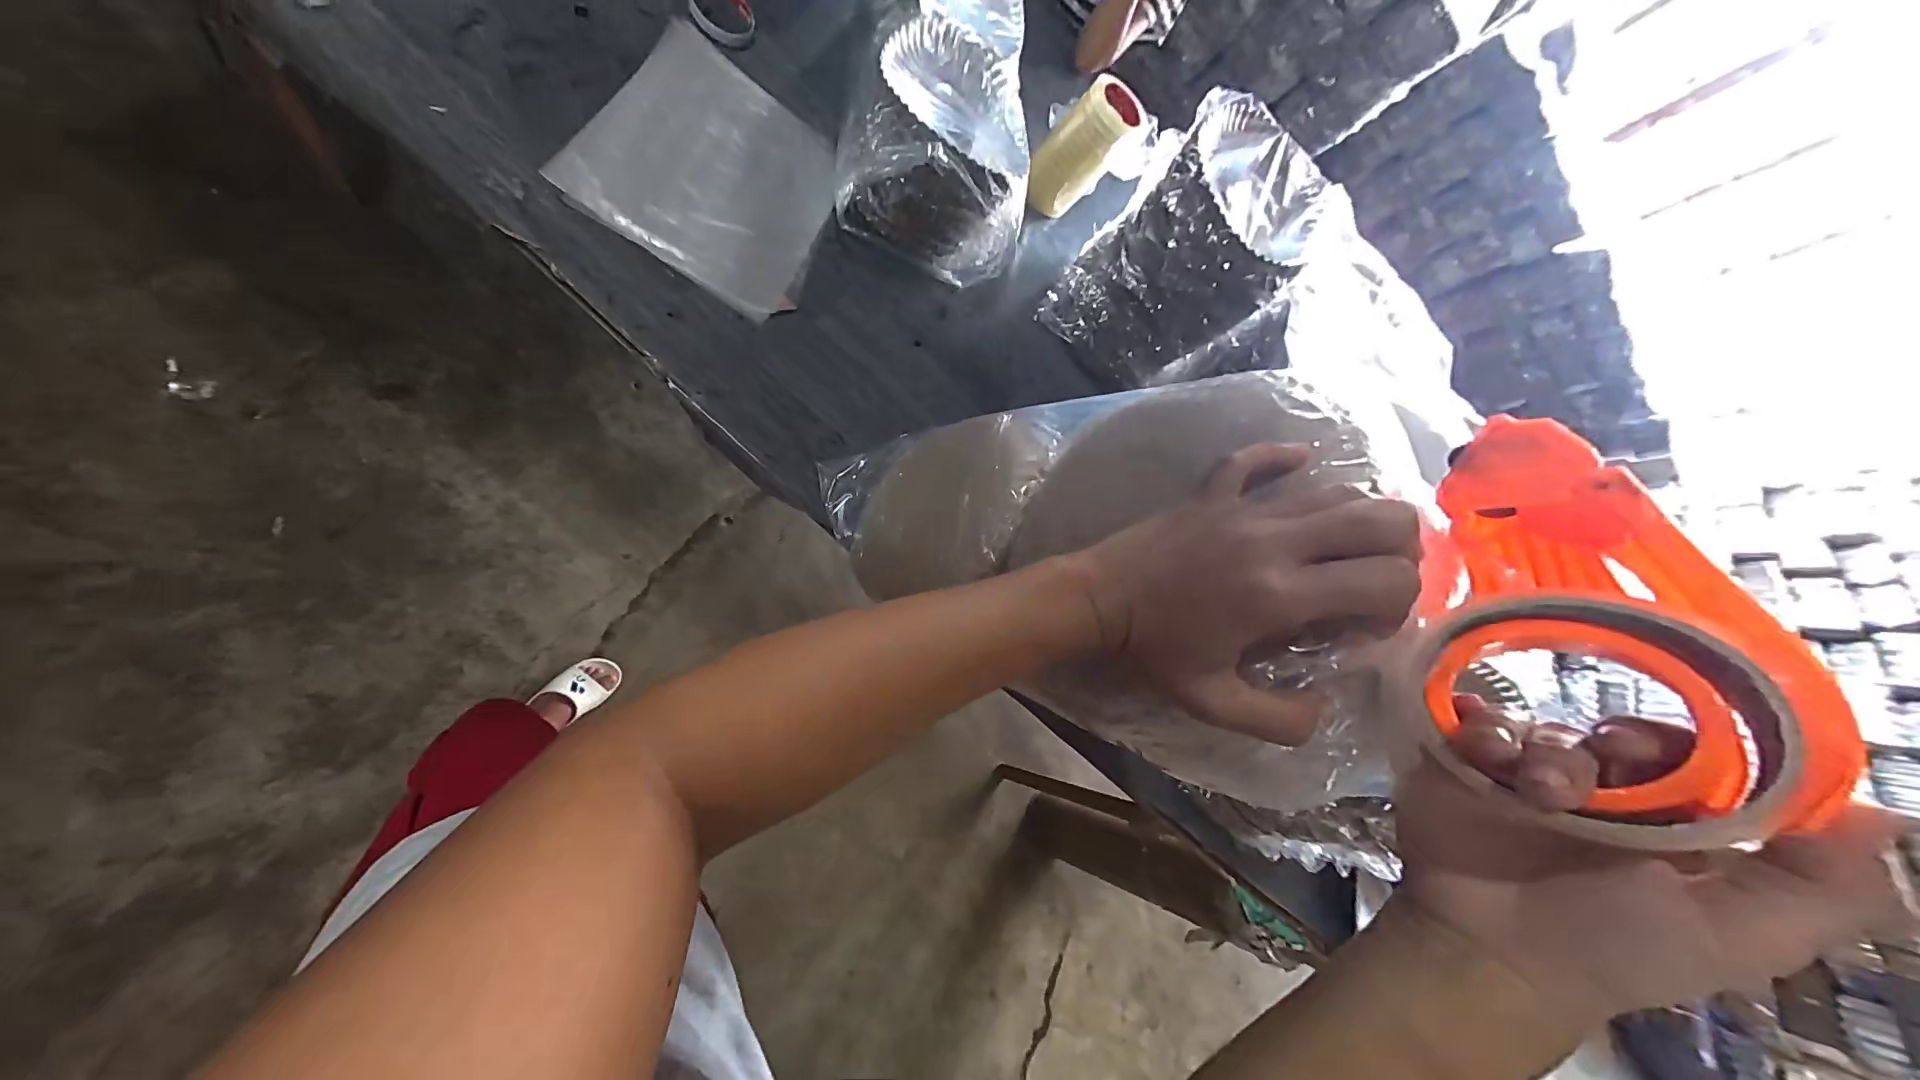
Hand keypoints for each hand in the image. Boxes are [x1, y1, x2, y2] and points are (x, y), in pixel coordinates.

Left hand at [1069, 442, 1421, 744]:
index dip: (1397, 606)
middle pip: (1382, 519)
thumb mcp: (1211, 702)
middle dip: (1400, 552)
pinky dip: (1283, 458)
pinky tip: (1299, 466)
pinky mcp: (1211, 491)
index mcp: (1281, 594)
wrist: (1099, 599)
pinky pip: (1256, 459)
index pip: (1388, 581)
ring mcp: (1242, 507)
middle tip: (1370, 580)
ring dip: (1357, 514)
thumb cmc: (1154, 648)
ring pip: (1334, 488)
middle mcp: (1274, 540)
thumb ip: (1277, 719)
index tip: (1364, 626)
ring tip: (1341, 545)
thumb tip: (1324, 710)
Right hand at [1395, 696, 1916, 1022]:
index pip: (1691, 760)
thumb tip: (1878, 816)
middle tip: (1606, 754)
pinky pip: (1474, 724)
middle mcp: (1595, 792)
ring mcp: (1522, 775)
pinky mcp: (1463, 764)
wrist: (1494, 950)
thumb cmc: (1612, 946)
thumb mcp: (1734, 934)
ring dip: (1542, 746)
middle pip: (1613, 733)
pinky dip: (1480, 728)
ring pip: (1542, 727)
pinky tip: (1485, 754)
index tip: (1683, 759)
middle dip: (1617, 736)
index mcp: (1664, 824)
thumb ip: (1817, 891)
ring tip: (1531, 789)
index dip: (1693, 747)